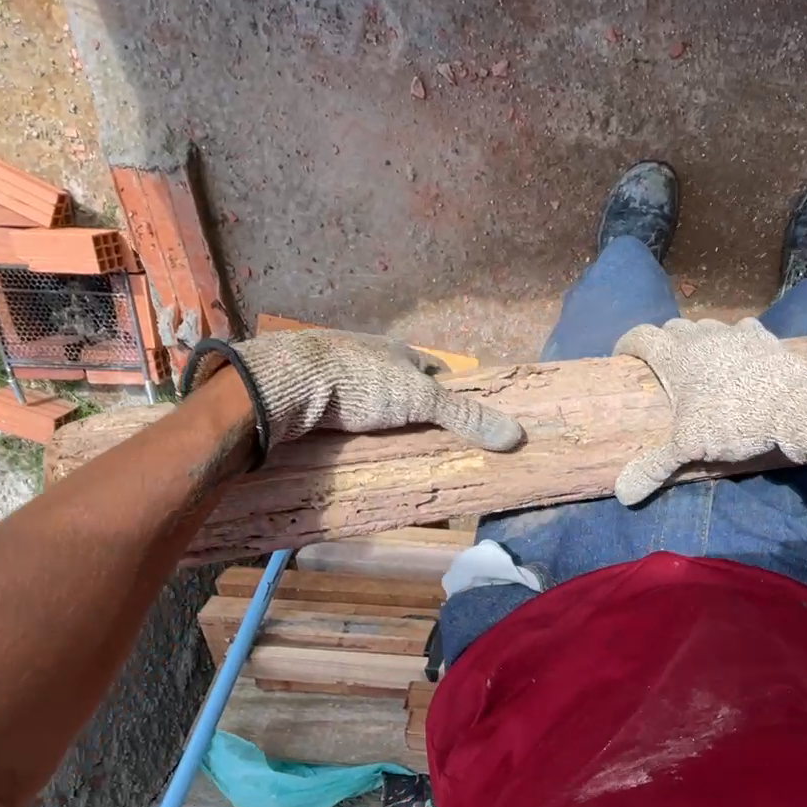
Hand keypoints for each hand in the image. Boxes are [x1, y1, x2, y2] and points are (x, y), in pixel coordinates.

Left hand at [182, 329, 523, 464]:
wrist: (288, 382)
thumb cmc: (362, 381)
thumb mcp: (422, 400)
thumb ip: (465, 418)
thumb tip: (518, 436)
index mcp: (397, 352)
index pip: (433, 370)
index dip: (449, 392)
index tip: (461, 420)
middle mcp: (367, 358)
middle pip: (400, 387)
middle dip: (413, 410)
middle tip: (430, 444)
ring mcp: (335, 376)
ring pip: (367, 402)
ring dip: (380, 422)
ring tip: (396, 453)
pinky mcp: (308, 396)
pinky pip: (338, 416)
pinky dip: (350, 431)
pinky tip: (355, 450)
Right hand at [612, 317, 806, 504]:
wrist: (796, 408)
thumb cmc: (735, 423)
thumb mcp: (689, 449)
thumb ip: (654, 467)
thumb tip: (622, 496)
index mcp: (677, 355)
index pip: (641, 337)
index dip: (626, 345)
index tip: (622, 358)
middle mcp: (702, 336)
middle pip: (672, 328)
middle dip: (662, 343)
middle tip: (661, 369)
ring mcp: (735, 333)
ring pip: (705, 327)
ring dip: (696, 341)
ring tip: (698, 365)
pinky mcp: (763, 338)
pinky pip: (739, 332)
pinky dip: (731, 343)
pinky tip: (737, 361)